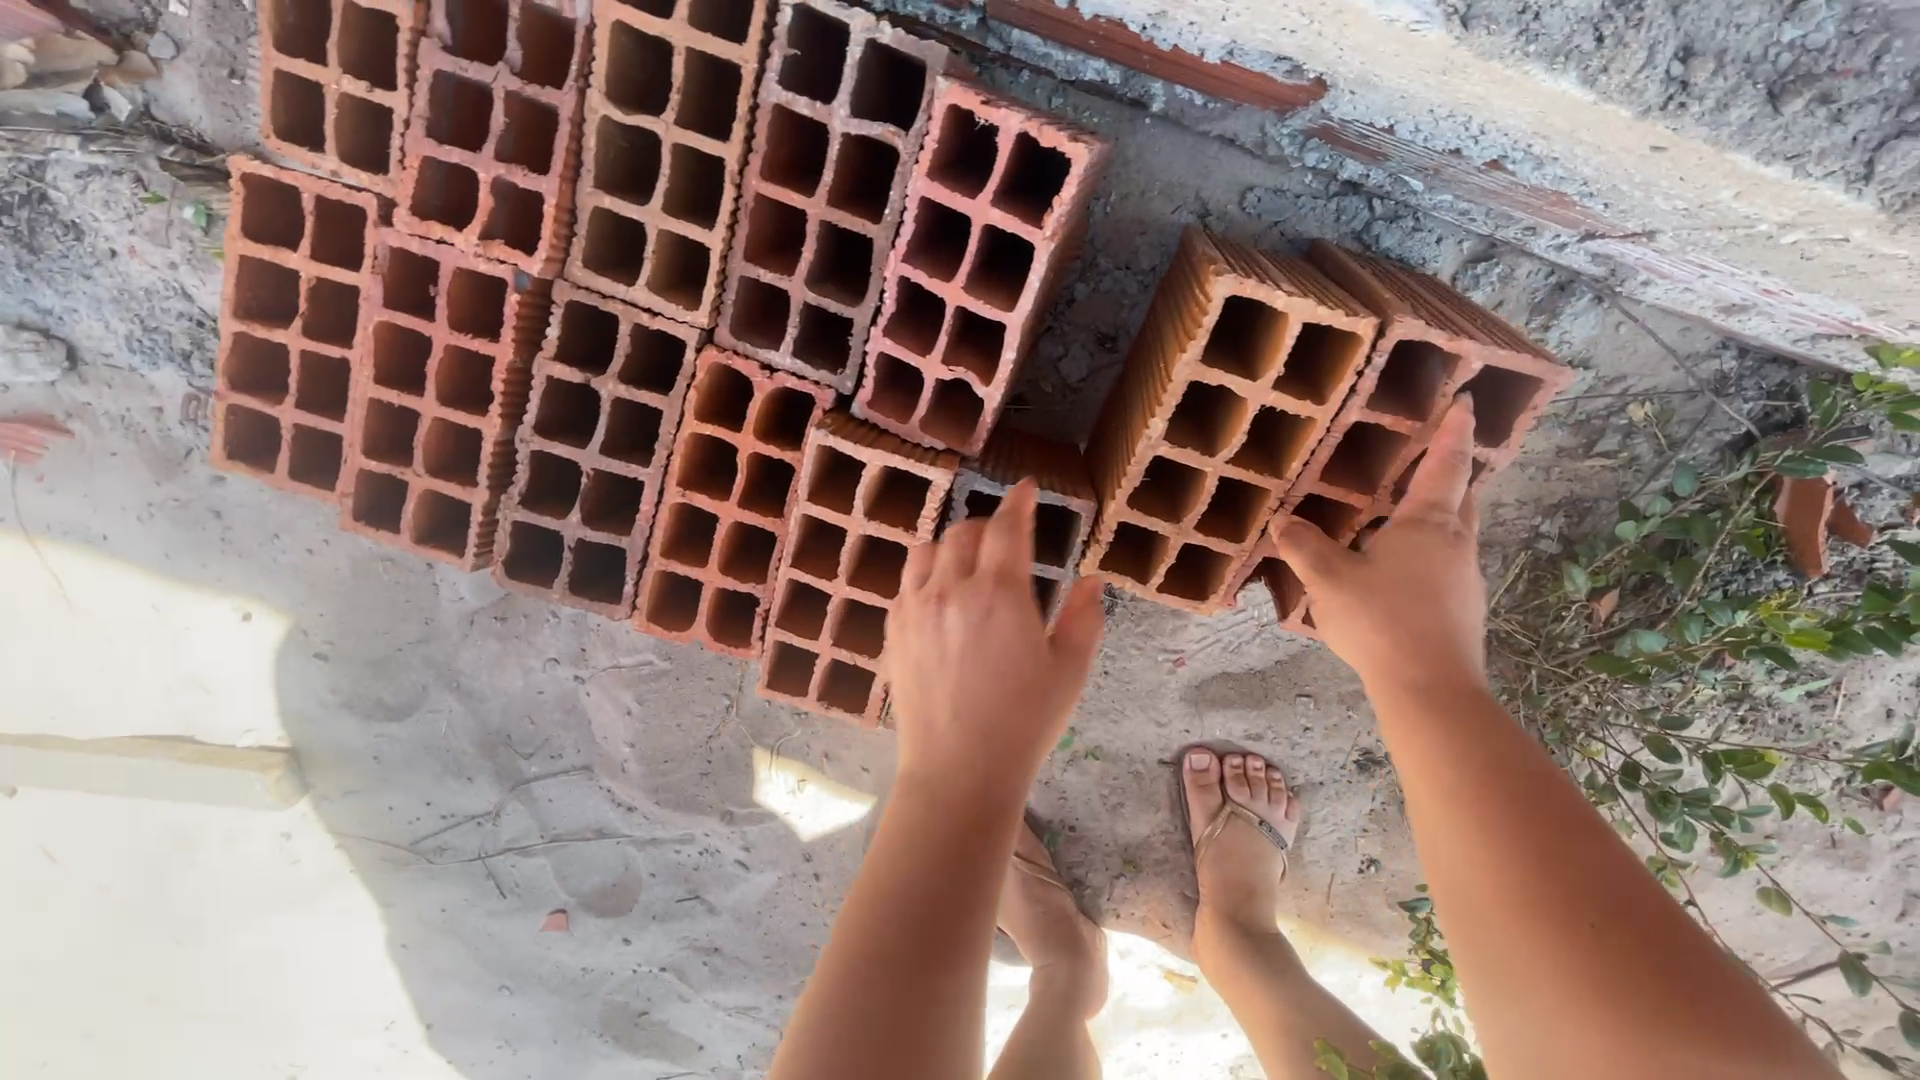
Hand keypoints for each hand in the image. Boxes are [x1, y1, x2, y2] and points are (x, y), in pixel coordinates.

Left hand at [884, 480, 1105, 795]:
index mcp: (1000, 593)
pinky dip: (925, 573)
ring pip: (927, 550)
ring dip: (951, 544)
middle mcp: (951, 589)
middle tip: (1005, 538)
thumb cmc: (1023, 723)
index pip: (1007, 527)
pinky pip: (906, 583)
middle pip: (963, 532)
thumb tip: (1091, 580)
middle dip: (988, 525)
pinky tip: (939, 593)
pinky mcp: (894, 633)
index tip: (1027, 488)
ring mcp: (915, 609)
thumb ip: (1083, 618)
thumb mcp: (1069, 671)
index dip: (1019, 502)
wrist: (958, 771)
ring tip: (968, 561)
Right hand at [1273, 395, 1487, 696]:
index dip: (1454, 432)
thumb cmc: (1381, 620)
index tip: (1468, 402)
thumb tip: (1283, 521)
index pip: (1446, 466)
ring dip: (1439, 519)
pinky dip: (1428, 556)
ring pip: (1456, 535)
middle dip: (1454, 475)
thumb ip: (1303, 547)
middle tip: (1436, 459)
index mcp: (1428, 525)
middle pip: (1463, 498)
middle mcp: (1456, 545)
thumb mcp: (1327, 580)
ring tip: (1403, 519)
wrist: (1431, 688)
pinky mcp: (1462, 611)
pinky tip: (1398, 576)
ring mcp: (1465, 580)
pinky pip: (1447, 567)